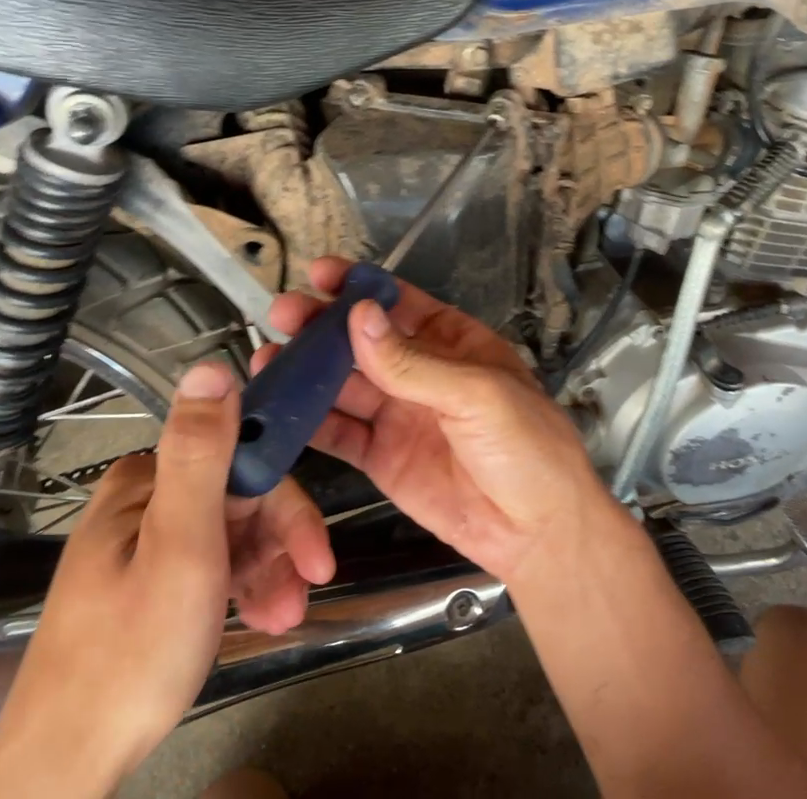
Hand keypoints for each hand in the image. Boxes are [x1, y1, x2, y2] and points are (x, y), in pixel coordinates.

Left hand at [0, 363, 334, 797]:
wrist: (66, 758)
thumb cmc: (130, 653)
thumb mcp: (179, 548)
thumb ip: (200, 455)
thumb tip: (212, 364)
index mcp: (145, 483)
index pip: (241, 463)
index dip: (286, 505)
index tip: (317, 555)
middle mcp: (142, 503)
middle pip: (239, 501)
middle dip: (280, 547)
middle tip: (305, 594)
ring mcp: (141, 545)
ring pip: (230, 537)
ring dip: (267, 573)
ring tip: (282, 619)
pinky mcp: (144, 583)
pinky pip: (208, 567)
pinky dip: (241, 589)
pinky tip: (258, 619)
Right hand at [258, 258, 624, 583]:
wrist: (538, 532)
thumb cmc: (529, 449)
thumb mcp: (479, 395)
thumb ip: (414, 362)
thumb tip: (360, 317)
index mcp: (453, 343)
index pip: (399, 304)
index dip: (360, 287)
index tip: (320, 274)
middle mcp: (421, 374)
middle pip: (361, 342)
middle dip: (321, 327)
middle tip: (283, 315)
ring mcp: (399, 416)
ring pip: (342, 385)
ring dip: (306, 372)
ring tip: (268, 360)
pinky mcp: (382, 458)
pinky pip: (340, 433)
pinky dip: (309, 423)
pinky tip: (279, 410)